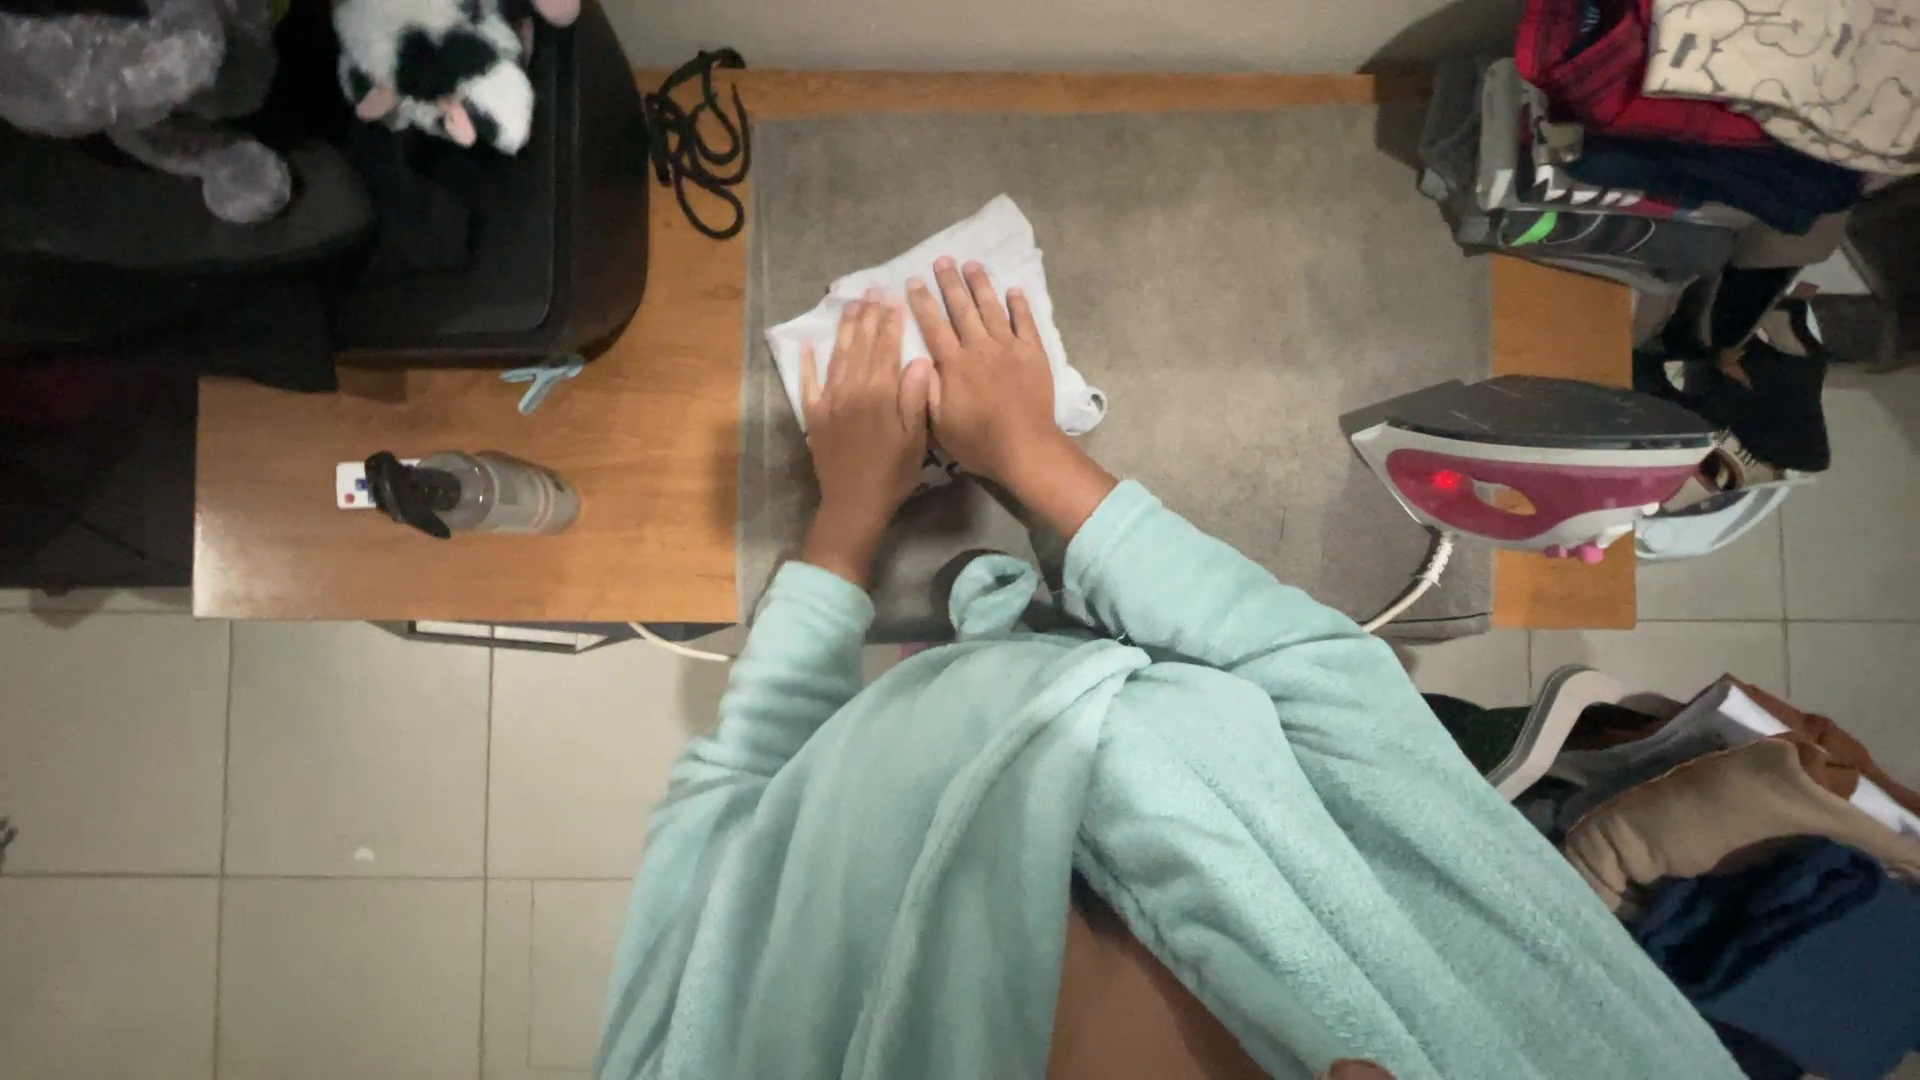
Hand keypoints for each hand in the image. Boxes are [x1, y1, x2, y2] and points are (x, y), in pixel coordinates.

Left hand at [799, 286, 935, 587]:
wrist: (854, 503)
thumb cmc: (893, 474)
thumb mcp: (915, 439)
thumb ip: (915, 398)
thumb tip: (919, 360)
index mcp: (881, 394)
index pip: (886, 349)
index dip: (890, 322)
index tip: (893, 298)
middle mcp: (853, 390)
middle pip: (861, 346)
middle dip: (868, 317)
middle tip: (871, 291)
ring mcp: (830, 401)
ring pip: (838, 357)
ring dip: (845, 330)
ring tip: (850, 306)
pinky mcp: (815, 416)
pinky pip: (808, 383)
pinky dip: (807, 363)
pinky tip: (808, 345)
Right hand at [909, 258, 1116, 539]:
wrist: (1024, 448)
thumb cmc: (978, 442)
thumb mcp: (940, 424)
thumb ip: (928, 390)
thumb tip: (919, 361)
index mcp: (954, 365)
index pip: (933, 325)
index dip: (922, 302)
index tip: (913, 281)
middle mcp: (979, 348)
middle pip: (962, 308)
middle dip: (950, 283)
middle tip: (943, 260)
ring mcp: (1009, 348)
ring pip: (992, 308)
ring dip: (981, 285)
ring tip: (972, 265)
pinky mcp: (1033, 354)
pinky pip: (1026, 322)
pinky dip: (1019, 305)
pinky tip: (1013, 290)